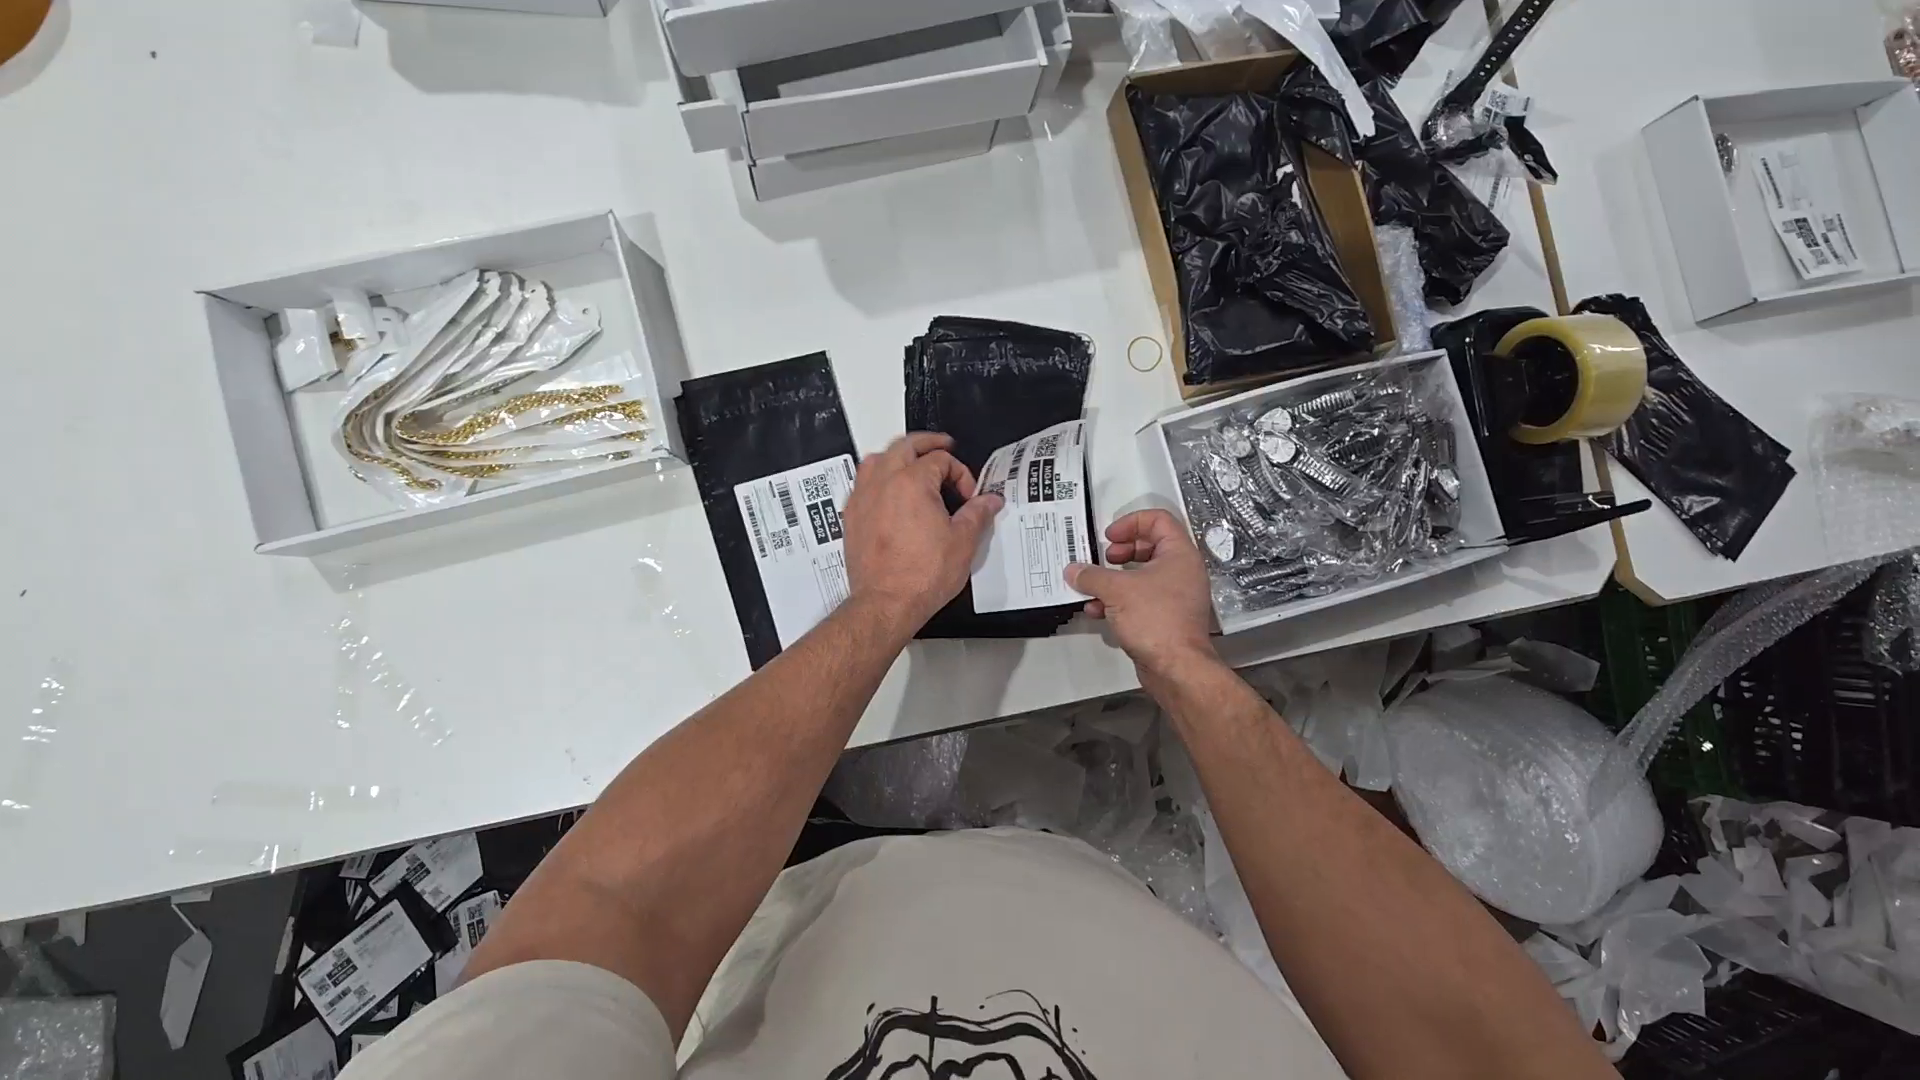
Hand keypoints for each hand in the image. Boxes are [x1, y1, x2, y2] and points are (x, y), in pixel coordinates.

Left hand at [843, 433, 1003, 631]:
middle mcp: (883, 483)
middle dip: (927, 443)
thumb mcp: (962, 542)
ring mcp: (863, 498)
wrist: (886, 603)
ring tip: (912, 463)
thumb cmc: (920, 577)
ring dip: (896, 456)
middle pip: (904, 446)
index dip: (960, 473)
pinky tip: (888, 492)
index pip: (940, 460)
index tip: (969, 495)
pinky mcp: (852, 516)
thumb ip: (977, 514)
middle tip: (942, 446)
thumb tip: (990, 500)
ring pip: (876, 459)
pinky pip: (861, 483)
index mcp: (912, 482)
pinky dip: (876, 478)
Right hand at [1065, 510, 1215, 678]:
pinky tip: (1097, 609)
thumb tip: (1074, 570)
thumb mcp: (1116, 590)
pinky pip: (1140, 598)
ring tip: (1094, 585)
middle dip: (1121, 551)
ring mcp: (1175, 595)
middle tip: (1104, 558)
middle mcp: (1182, 571)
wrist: (1176, 667)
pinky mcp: (1166, 617)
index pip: (1159, 520)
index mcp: (1179, 554)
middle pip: (1150, 546)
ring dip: (1115, 578)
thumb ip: (1091, 575)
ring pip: (1142, 575)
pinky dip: (1118, 599)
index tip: (1109, 536)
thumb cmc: (1157, 620)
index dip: (1131, 522)